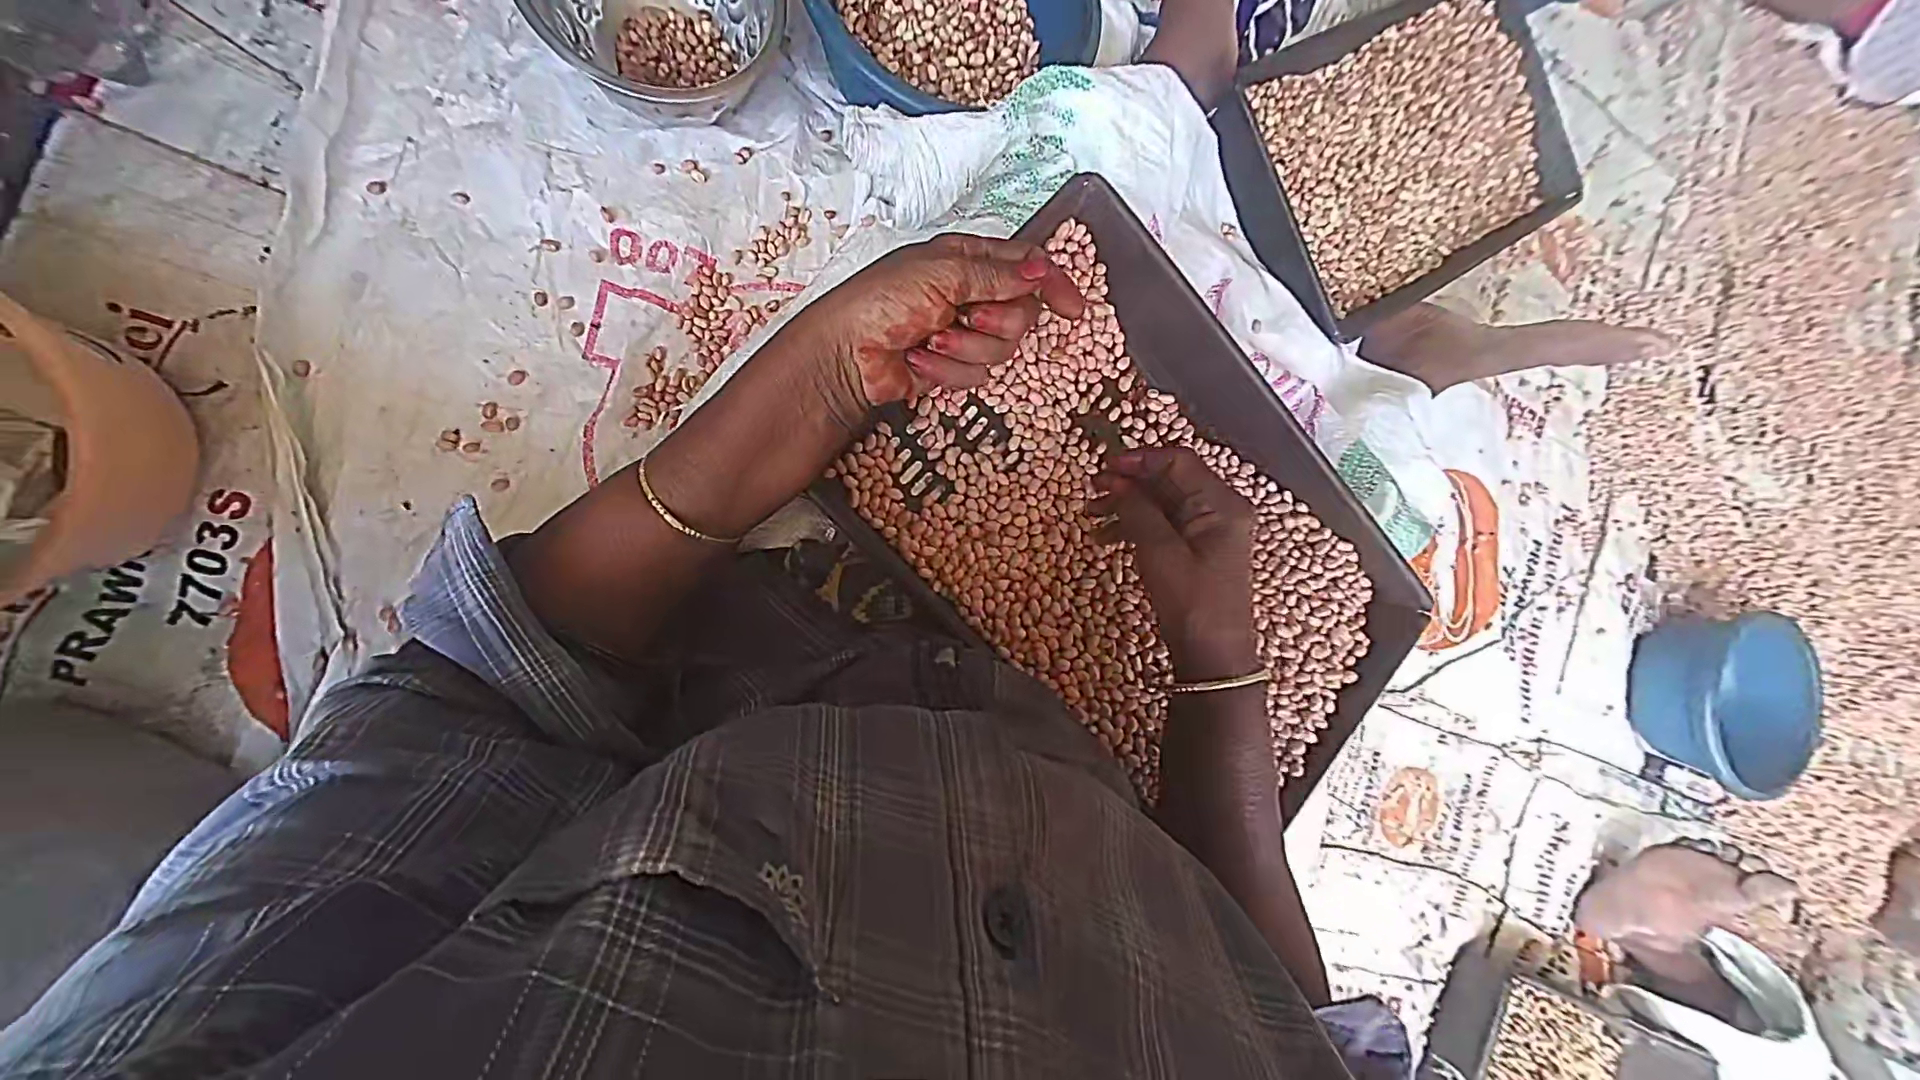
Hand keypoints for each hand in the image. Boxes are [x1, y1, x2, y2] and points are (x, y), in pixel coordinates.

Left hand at [788, 233, 1086, 429]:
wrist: (847, 354)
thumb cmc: (883, 301)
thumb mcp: (941, 274)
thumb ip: (995, 275)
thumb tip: (1041, 273)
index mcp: (970, 261)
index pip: (1027, 268)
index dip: (1053, 285)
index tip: (1074, 309)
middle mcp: (972, 296)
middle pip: (1022, 315)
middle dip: (998, 321)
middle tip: (967, 318)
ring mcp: (964, 335)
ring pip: (1002, 351)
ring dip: (966, 349)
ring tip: (931, 341)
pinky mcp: (953, 369)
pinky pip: (976, 376)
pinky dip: (947, 371)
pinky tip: (919, 361)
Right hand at [1091, 446, 1257, 680]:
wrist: (1212, 657)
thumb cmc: (1191, 603)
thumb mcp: (1160, 553)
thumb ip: (1138, 510)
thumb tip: (1115, 480)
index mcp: (1222, 504)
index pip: (1179, 461)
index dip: (1139, 459)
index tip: (1104, 467)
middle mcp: (1220, 509)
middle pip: (1169, 481)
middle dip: (1128, 483)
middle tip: (1091, 490)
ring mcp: (1209, 530)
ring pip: (1161, 503)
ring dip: (1126, 505)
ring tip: (1092, 515)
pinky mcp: (1196, 549)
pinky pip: (1163, 525)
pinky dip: (1134, 526)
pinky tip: (1107, 537)